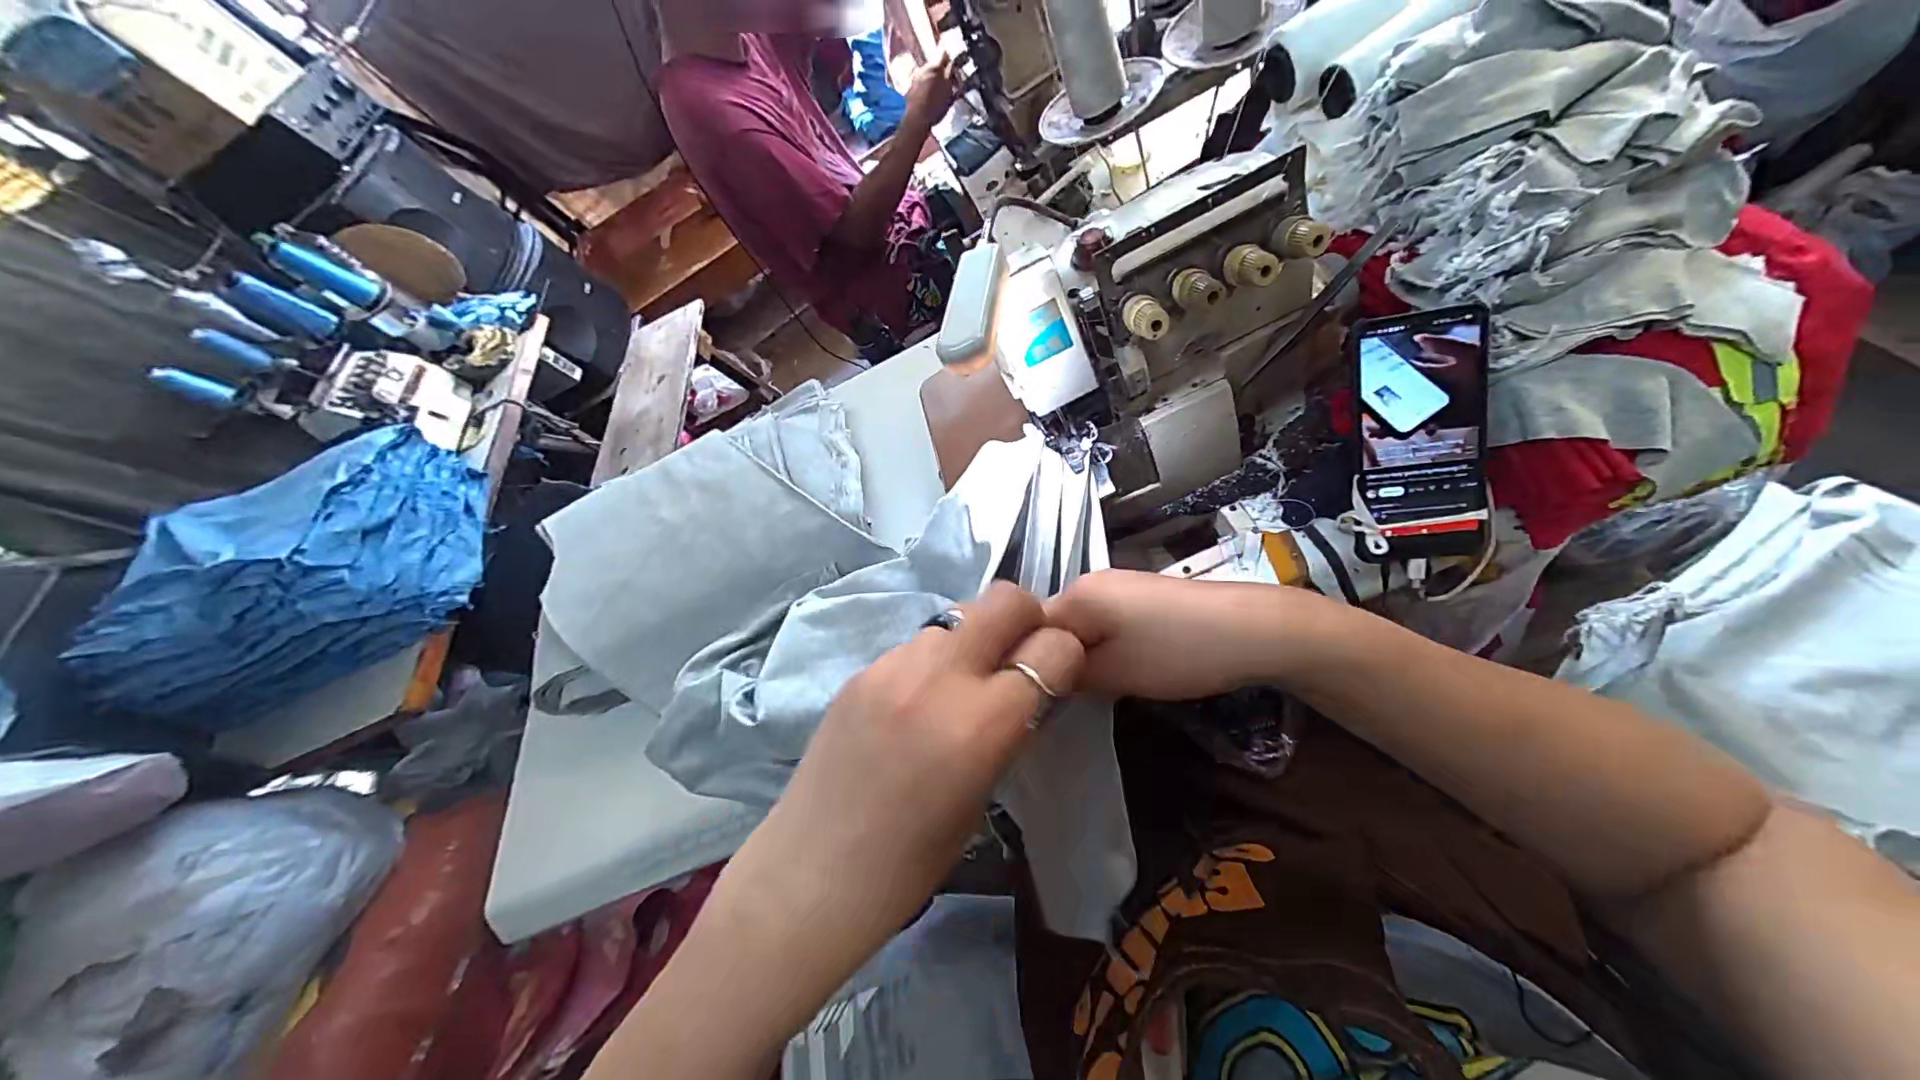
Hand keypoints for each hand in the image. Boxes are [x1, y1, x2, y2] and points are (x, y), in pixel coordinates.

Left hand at [744, 582, 1083, 932]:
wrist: (813, 874)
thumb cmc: (910, 864)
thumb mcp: (982, 795)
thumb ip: (1008, 729)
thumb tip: (1026, 689)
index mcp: (981, 723)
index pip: (1052, 648)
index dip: (1066, 657)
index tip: (1060, 675)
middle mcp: (938, 678)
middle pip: (1005, 601)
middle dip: (1026, 619)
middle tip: (1020, 655)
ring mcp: (891, 667)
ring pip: (957, 617)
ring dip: (975, 639)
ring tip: (964, 682)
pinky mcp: (860, 671)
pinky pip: (915, 644)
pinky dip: (932, 660)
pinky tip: (918, 700)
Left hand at [903, 50, 958, 131]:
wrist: (917, 119)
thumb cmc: (936, 106)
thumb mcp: (949, 91)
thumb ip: (951, 76)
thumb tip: (953, 64)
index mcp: (935, 67)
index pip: (944, 54)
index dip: (951, 59)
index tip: (954, 67)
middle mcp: (923, 67)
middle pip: (935, 63)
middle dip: (941, 70)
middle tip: (948, 81)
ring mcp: (916, 76)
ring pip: (927, 72)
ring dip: (933, 77)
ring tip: (938, 89)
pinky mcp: (910, 86)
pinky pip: (921, 81)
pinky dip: (926, 85)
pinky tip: (928, 95)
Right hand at [1047, 569, 1338, 700]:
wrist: (1256, 631)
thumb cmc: (1178, 652)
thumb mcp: (1114, 675)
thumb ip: (1067, 677)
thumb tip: (1040, 680)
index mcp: (1075, 593)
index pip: (1025, 630)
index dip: (1024, 664)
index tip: (1026, 698)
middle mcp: (1090, 580)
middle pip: (1050, 625)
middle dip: (1051, 659)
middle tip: (1055, 699)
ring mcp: (1117, 585)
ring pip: (1078, 625)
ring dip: (1078, 655)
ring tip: (1086, 689)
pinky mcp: (1140, 596)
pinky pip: (1101, 622)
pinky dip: (1101, 646)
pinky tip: (1117, 669)